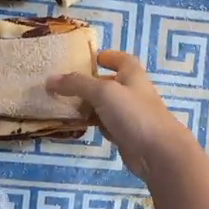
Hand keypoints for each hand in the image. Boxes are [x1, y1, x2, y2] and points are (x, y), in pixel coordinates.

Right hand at [49, 50, 199, 182]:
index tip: (89, 58)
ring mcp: (129, 115)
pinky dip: (91, 123)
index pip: (121, 59)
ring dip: (86, 105)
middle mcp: (132, 92)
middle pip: (108, 83)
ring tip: (62, 104)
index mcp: (132, 75)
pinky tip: (75, 125)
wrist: (158, 152)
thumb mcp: (103, 92)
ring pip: (104, 106)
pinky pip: (104, 124)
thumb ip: (77, 84)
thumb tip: (50, 80)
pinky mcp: (125, 134)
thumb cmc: (134, 114)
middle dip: (88, 83)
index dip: (107, 56)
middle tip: (64, 84)